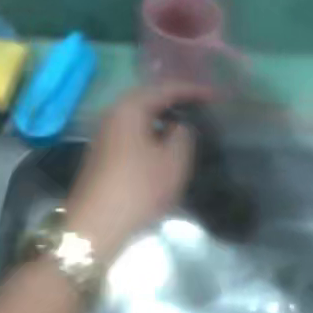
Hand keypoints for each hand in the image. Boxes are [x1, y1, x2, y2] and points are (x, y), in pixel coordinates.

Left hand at [64, 83, 205, 254]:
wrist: (96, 222)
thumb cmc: (139, 188)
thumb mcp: (173, 161)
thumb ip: (183, 135)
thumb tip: (178, 124)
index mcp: (130, 108)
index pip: (165, 89)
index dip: (192, 90)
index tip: (217, 96)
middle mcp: (113, 112)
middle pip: (148, 97)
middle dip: (175, 98)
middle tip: (201, 104)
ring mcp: (104, 131)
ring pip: (138, 114)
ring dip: (161, 114)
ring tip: (186, 122)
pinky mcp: (103, 150)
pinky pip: (131, 129)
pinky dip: (150, 129)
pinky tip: (163, 142)